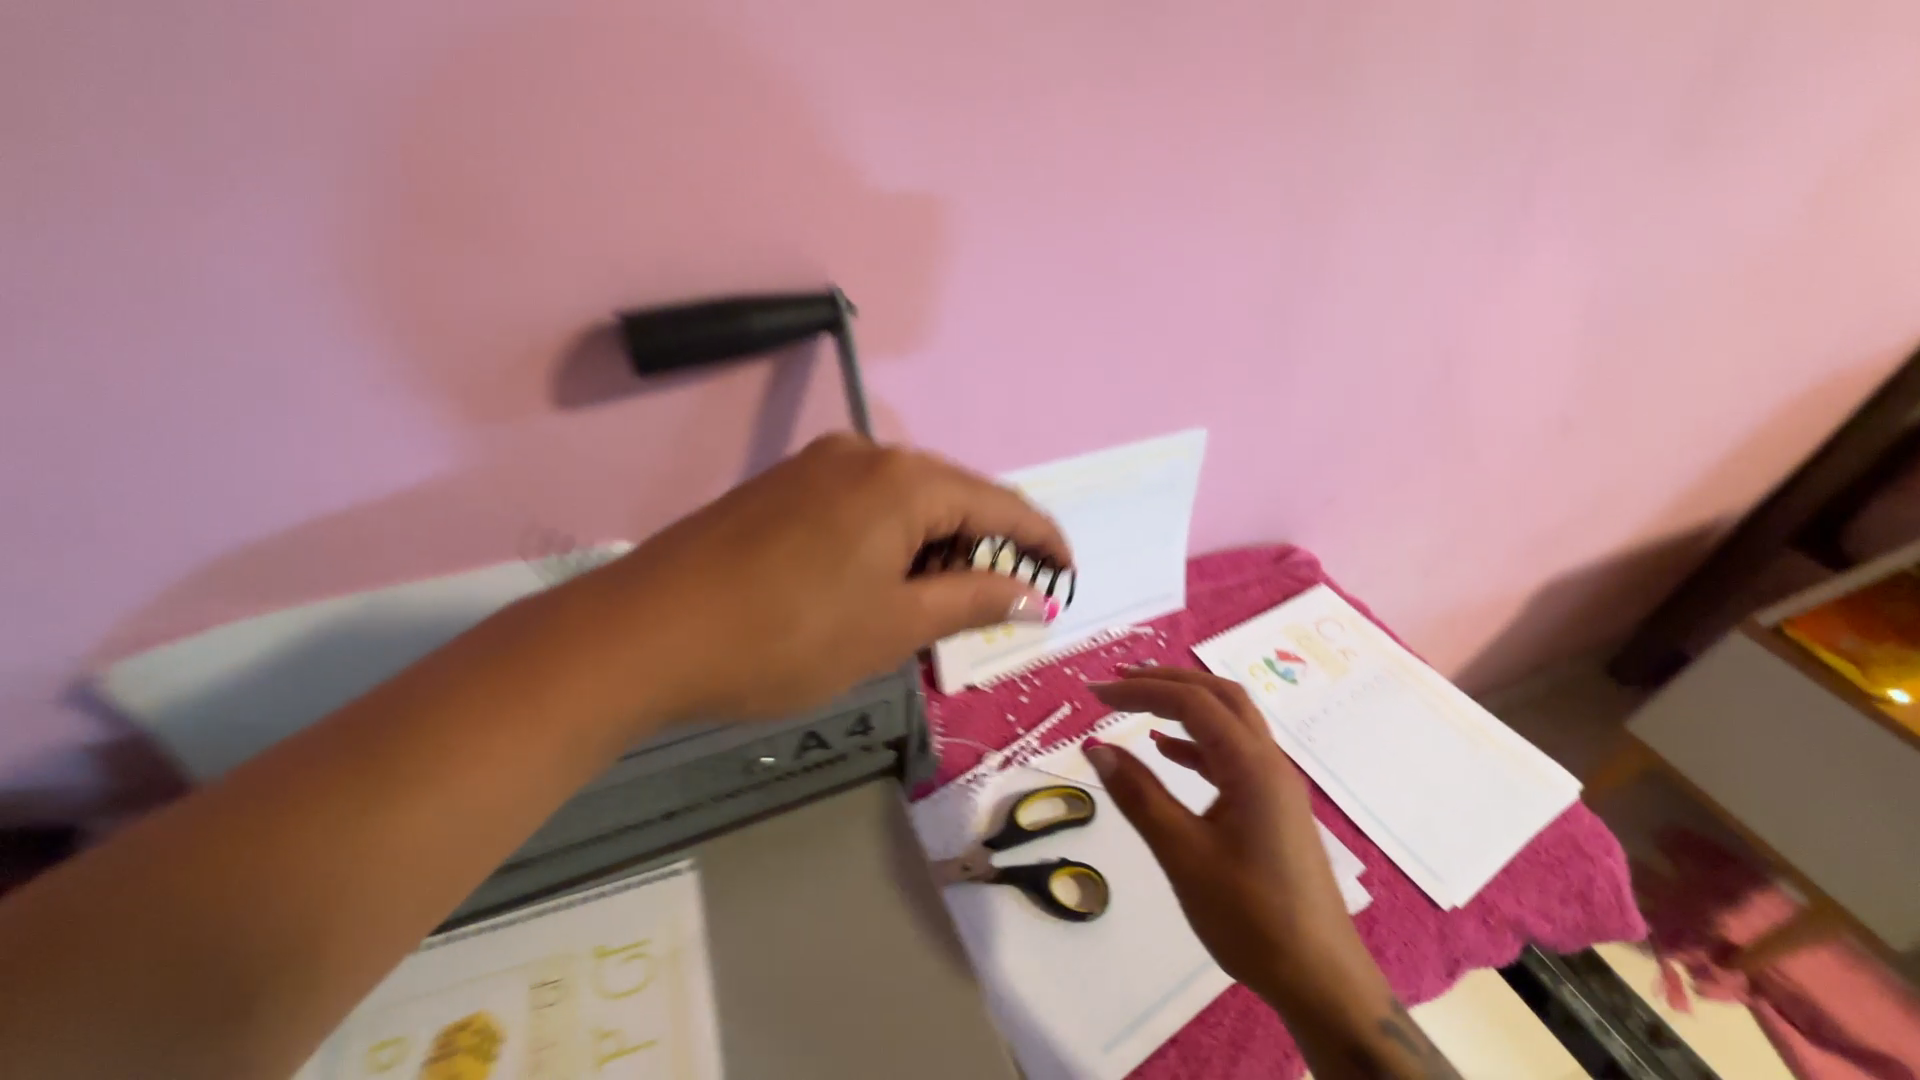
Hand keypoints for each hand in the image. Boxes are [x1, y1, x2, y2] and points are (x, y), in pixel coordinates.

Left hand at [583, 433, 1069, 723]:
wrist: (646, 633)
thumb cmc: (788, 636)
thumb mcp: (895, 626)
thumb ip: (973, 601)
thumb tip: (1033, 595)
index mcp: (905, 480)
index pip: (1001, 504)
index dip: (1042, 543)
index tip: (1065, 579)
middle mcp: (864, 454)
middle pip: (951, 498)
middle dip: (979, 553)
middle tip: (986, 613)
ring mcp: (815, 466)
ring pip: (902, 505)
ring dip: (929, 553)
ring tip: (925, 611)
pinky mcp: (779, 488)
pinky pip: (859, 509)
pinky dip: (885, 546)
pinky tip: (871, 589)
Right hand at [1082, 668, 1375, 1006]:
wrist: (1319, 978)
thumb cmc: (1250, 917)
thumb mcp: (1183, 855)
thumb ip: (1139, 795)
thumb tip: (1096, 747)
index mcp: (1252, 767)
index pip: (1192, 703)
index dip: (1140, 691)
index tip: (1093, 695)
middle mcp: (1269, 763)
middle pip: (1219, 696)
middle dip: (1167, 681)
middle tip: (1117, 682)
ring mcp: (1275, 785)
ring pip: (1229, 722)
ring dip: (1184, 706)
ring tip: (1137, 705)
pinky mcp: (1272, 808)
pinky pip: (1232, 754)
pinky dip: (1196, 741)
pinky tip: (1167, 752)